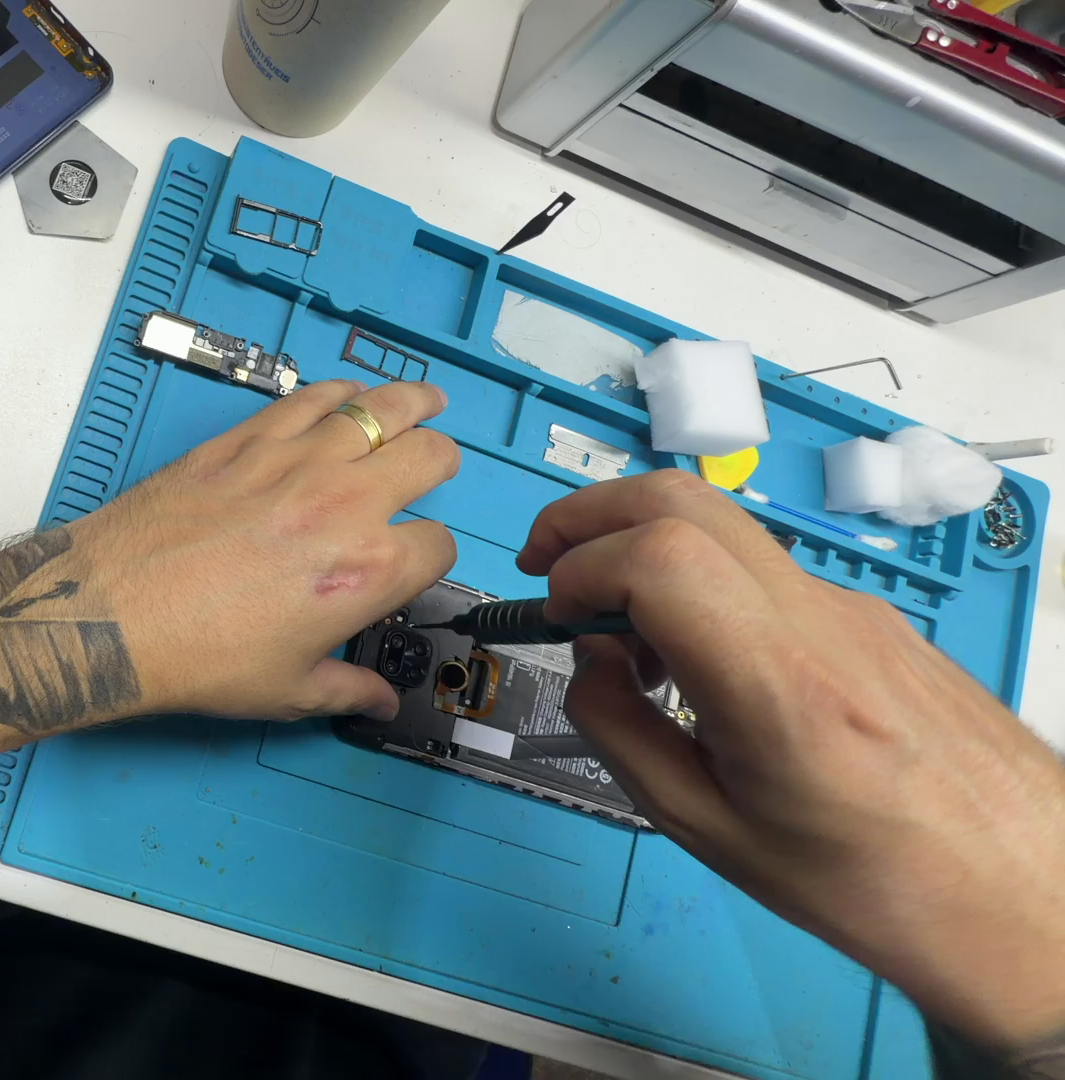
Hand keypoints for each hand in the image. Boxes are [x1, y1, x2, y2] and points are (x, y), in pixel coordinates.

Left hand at [72, 379, 458, 722]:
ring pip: (378, 408)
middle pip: (428, 457)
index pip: (437, 546)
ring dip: (412, 403)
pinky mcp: (245, 440)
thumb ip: (346, 689)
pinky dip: (337, 392)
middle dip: (440, 462)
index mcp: (368, 570)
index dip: (431, 556)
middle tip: (434, 464)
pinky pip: (309, 398)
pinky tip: (345, 394)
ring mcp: (294, 461)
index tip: (412, 559)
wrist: (115, 612)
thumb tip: (378, 702)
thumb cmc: (198, 656)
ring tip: (426, 400)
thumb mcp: (286, 690)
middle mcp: (344, 503)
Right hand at [518, 470, 1064, 1049]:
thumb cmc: (858, 882)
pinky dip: (681, 577)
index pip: (658, 557)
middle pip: (678, 498)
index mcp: (776, 684)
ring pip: (712, 522)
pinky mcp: (864, 613)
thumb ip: (615, 725)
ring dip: (629, 546)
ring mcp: (847, 605)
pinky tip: (684, 653)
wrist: (1041, 905)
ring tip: (613, 626)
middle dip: (582, 516)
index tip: (557, 620)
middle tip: (542, 566)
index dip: (578, 569)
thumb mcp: (699, 823)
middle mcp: (816, 618)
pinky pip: (748, 563)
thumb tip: (591, 654)